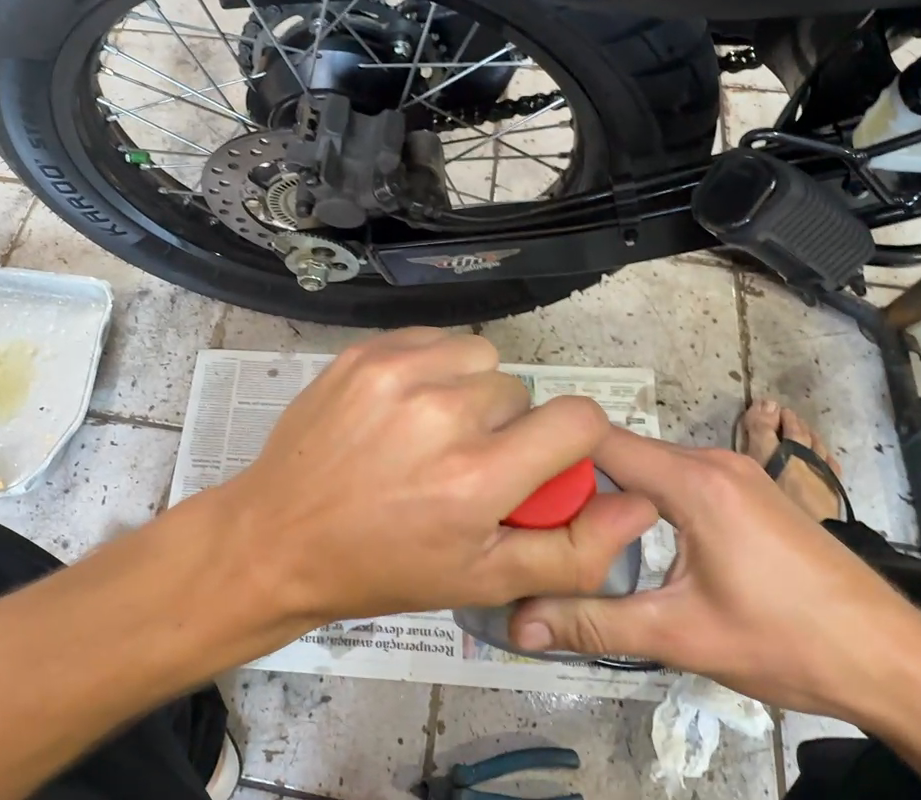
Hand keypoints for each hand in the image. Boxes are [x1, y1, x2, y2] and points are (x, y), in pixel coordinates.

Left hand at [210, 328, 656, 625]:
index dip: (572, 441)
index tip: (541, 462)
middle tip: (465, 464)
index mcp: (477, 476)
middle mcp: (442, 412)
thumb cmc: (384, 566)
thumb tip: (639, 504)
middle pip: (522, 392)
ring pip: (481, 358)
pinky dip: (432, 368)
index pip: (578, 419)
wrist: (280, 537)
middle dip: (507, 427)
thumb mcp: (483, 580)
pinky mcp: (364, 353)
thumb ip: (573, 549)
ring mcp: (397, 373)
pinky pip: (434, 340)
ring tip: (434, 432)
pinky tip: (405, 407)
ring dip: (471, 391)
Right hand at [509, 430, 920, 719]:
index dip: (550, 452)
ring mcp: (739, 474)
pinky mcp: (753, 495)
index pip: (599, 439)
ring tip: (569, 534)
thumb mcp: (681, 636)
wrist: (896, 662)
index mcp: (693, 481)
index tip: (510, 481)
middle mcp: (713, 462)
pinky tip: (633, 543)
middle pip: (622, 453)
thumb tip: (517, 626)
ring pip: (651, 469)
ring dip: (611, 495)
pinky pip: (680, 482)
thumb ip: (593, 624)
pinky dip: (647, 502)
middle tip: (530, 520)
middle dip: (575, 482)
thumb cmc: (788, 642)